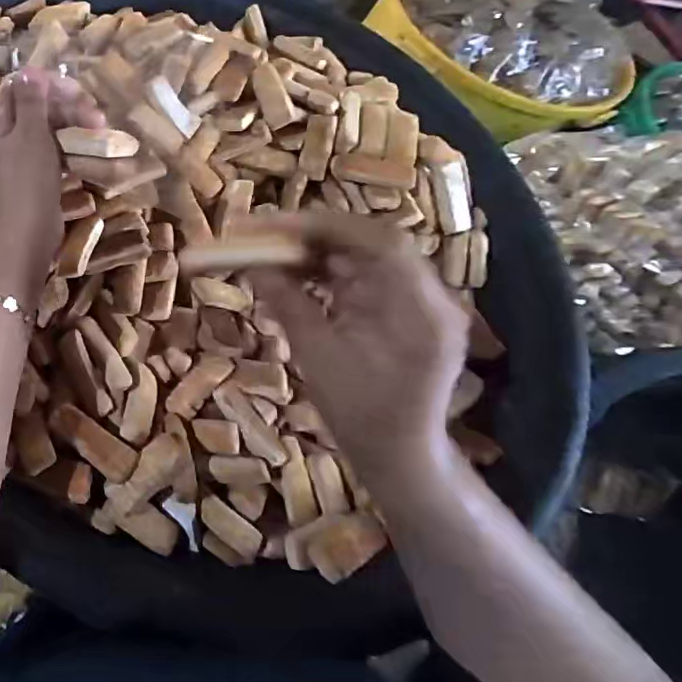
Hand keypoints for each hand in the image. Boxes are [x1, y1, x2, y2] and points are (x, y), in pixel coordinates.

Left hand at [0, 68, 103, 294]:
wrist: (24, 239)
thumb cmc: (26, 183)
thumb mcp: (31, 135)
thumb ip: (31, 101)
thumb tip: (28, 69)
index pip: (18, 87)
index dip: (47, 84)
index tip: (77, 92)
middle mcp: (3, 137)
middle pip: (35, 107)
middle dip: (66, 105)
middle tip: (96, 117)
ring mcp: (18, 159)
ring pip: (47, 129)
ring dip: (73, 125)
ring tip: (99, 132)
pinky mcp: (34, 178)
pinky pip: (52, 152)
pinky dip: (70, 147)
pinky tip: (90, 151)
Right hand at [247, 212, 468, 473]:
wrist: (400, 457)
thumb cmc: (359, 415)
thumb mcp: (316, 357)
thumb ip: (287, 303)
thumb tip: (252, 262)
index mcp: (420, 310)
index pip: (378, 243)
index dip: (323, 226)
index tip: (272, 225)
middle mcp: (430, 298)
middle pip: (369, 244)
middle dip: (312, 236)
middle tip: (261, 235)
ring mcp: (419, 303)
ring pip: (362, 257)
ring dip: (315, 254)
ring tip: (268, 256)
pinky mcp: (402, 311)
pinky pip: (362, 278)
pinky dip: (325, 275)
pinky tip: (292, 279)